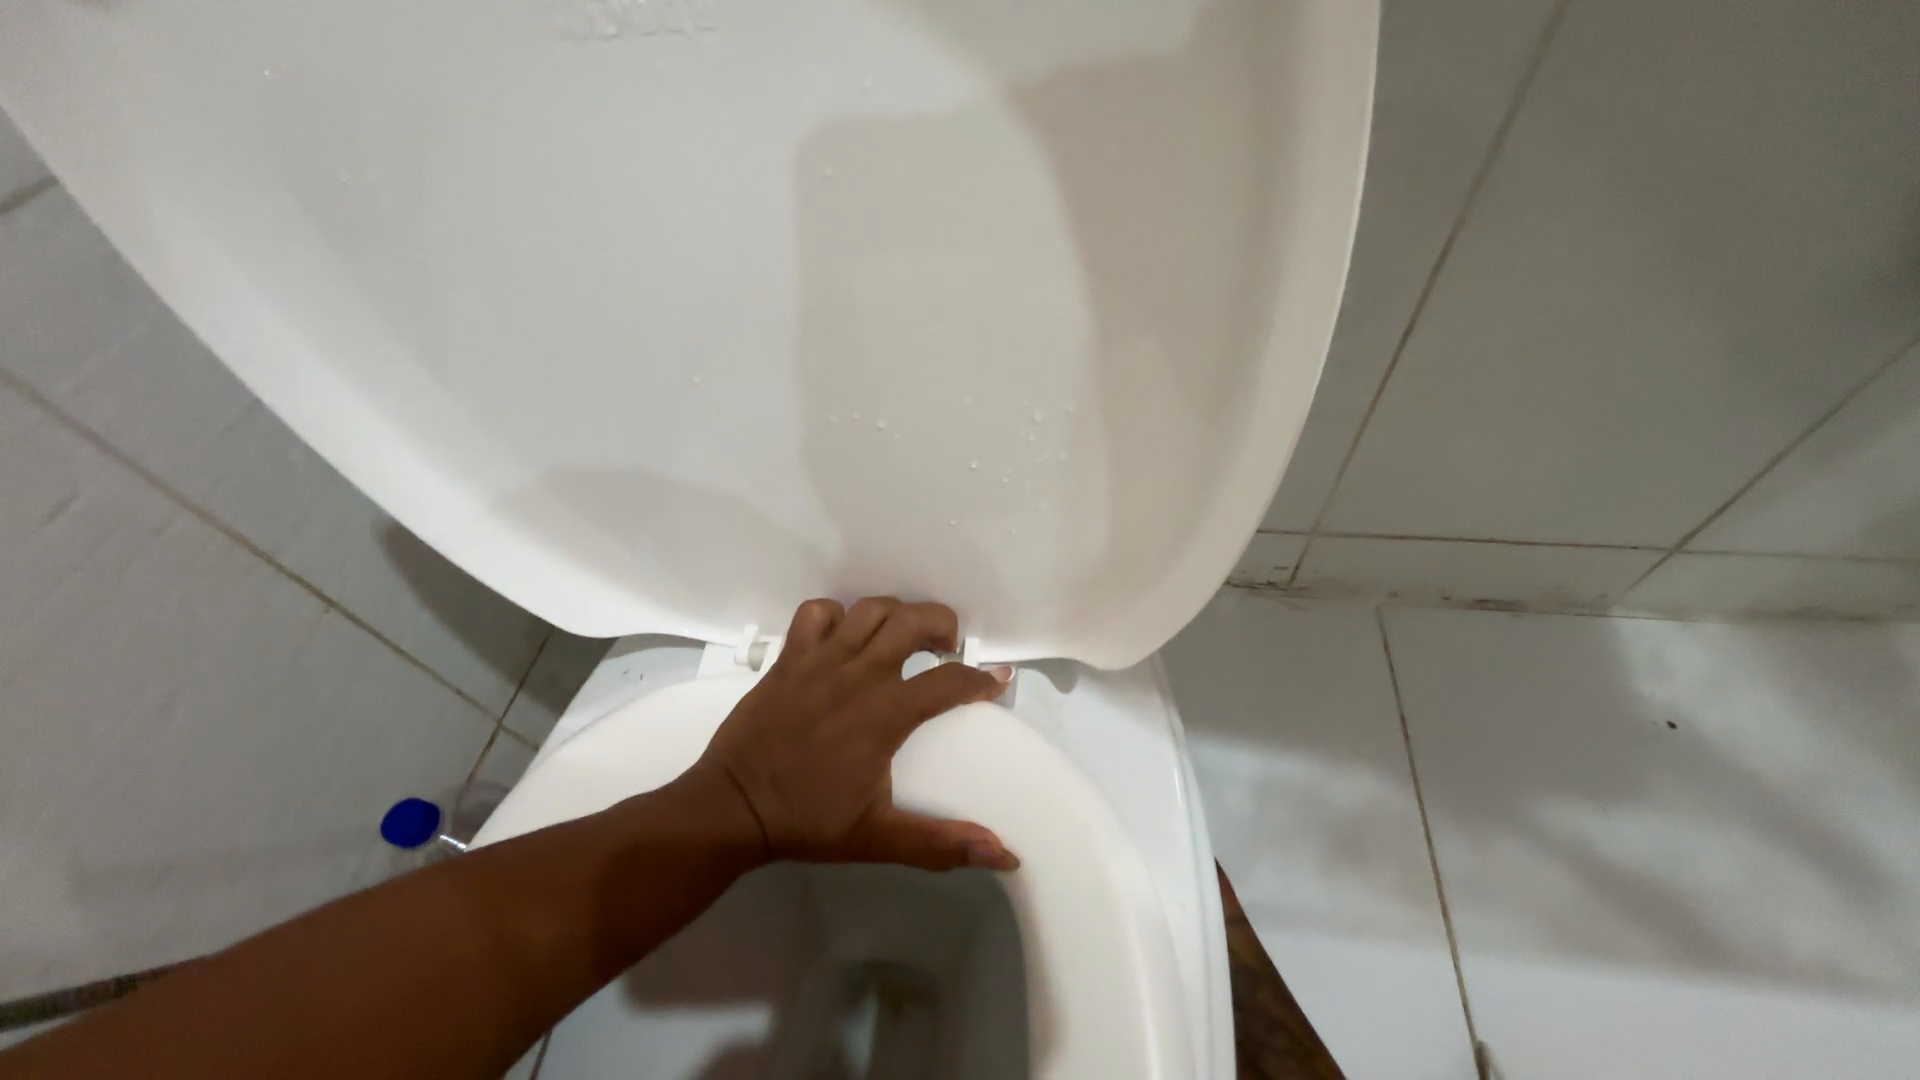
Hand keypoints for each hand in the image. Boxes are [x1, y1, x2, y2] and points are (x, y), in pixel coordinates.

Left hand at [691, 597, 1018, 871]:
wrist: (732, 807)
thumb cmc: (808, 820)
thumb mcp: (878, 837)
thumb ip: (941, 844)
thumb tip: (1005, 856)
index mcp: (885, 714)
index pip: (949, 681)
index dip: (981, 679)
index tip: (998, 680)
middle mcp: (858, 675)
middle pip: (913, 620)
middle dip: (942, 623)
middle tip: (947, 647)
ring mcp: (819, 660)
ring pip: (869, 609)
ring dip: (896, 613)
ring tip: (903, 635)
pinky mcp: (788, 657)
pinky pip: (816, 613)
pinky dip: (836, 614)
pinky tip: (845, 636)